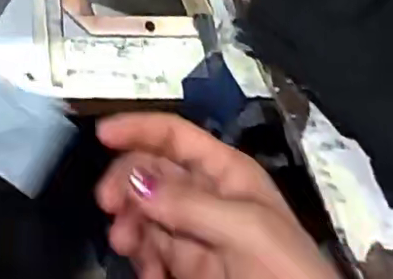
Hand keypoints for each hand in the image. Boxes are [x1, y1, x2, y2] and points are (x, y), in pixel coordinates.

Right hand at [95, 113, 335, 278]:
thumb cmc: (290, 278)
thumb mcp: (247, 233)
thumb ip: (188, 203)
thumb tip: (133, 179)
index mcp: (227, 174)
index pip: (174, 135)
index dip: (137, 128)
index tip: (102, 135)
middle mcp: (206, 195)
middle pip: (149, 170)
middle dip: (125, 183)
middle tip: (109, 206)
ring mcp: (196, 232)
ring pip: (143, 209)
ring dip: (128, 223)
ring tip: (124, 246)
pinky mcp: (190, 266)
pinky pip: (151, 248)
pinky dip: (141, 257)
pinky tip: (146, 272)